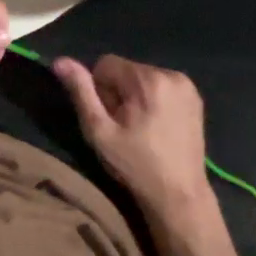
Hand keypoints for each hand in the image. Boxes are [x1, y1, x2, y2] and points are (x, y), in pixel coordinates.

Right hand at [52, 55, 209, 205]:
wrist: (179, 194)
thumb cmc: (134, 165)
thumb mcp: (99, 131)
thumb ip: (81, 92)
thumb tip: (60, 61)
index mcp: (148, 80)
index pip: (106, 63)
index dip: (99, 89)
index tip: (107, 117)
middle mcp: (172, 75)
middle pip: (126, 70)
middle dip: (117, 92)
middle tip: (122, 126)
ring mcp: (188, 86)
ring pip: (142, 77)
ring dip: (134, 96)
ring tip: (139, 128)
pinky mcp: (195, 98)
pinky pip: (161, 86)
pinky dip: (152, 100)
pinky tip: (155, 126)